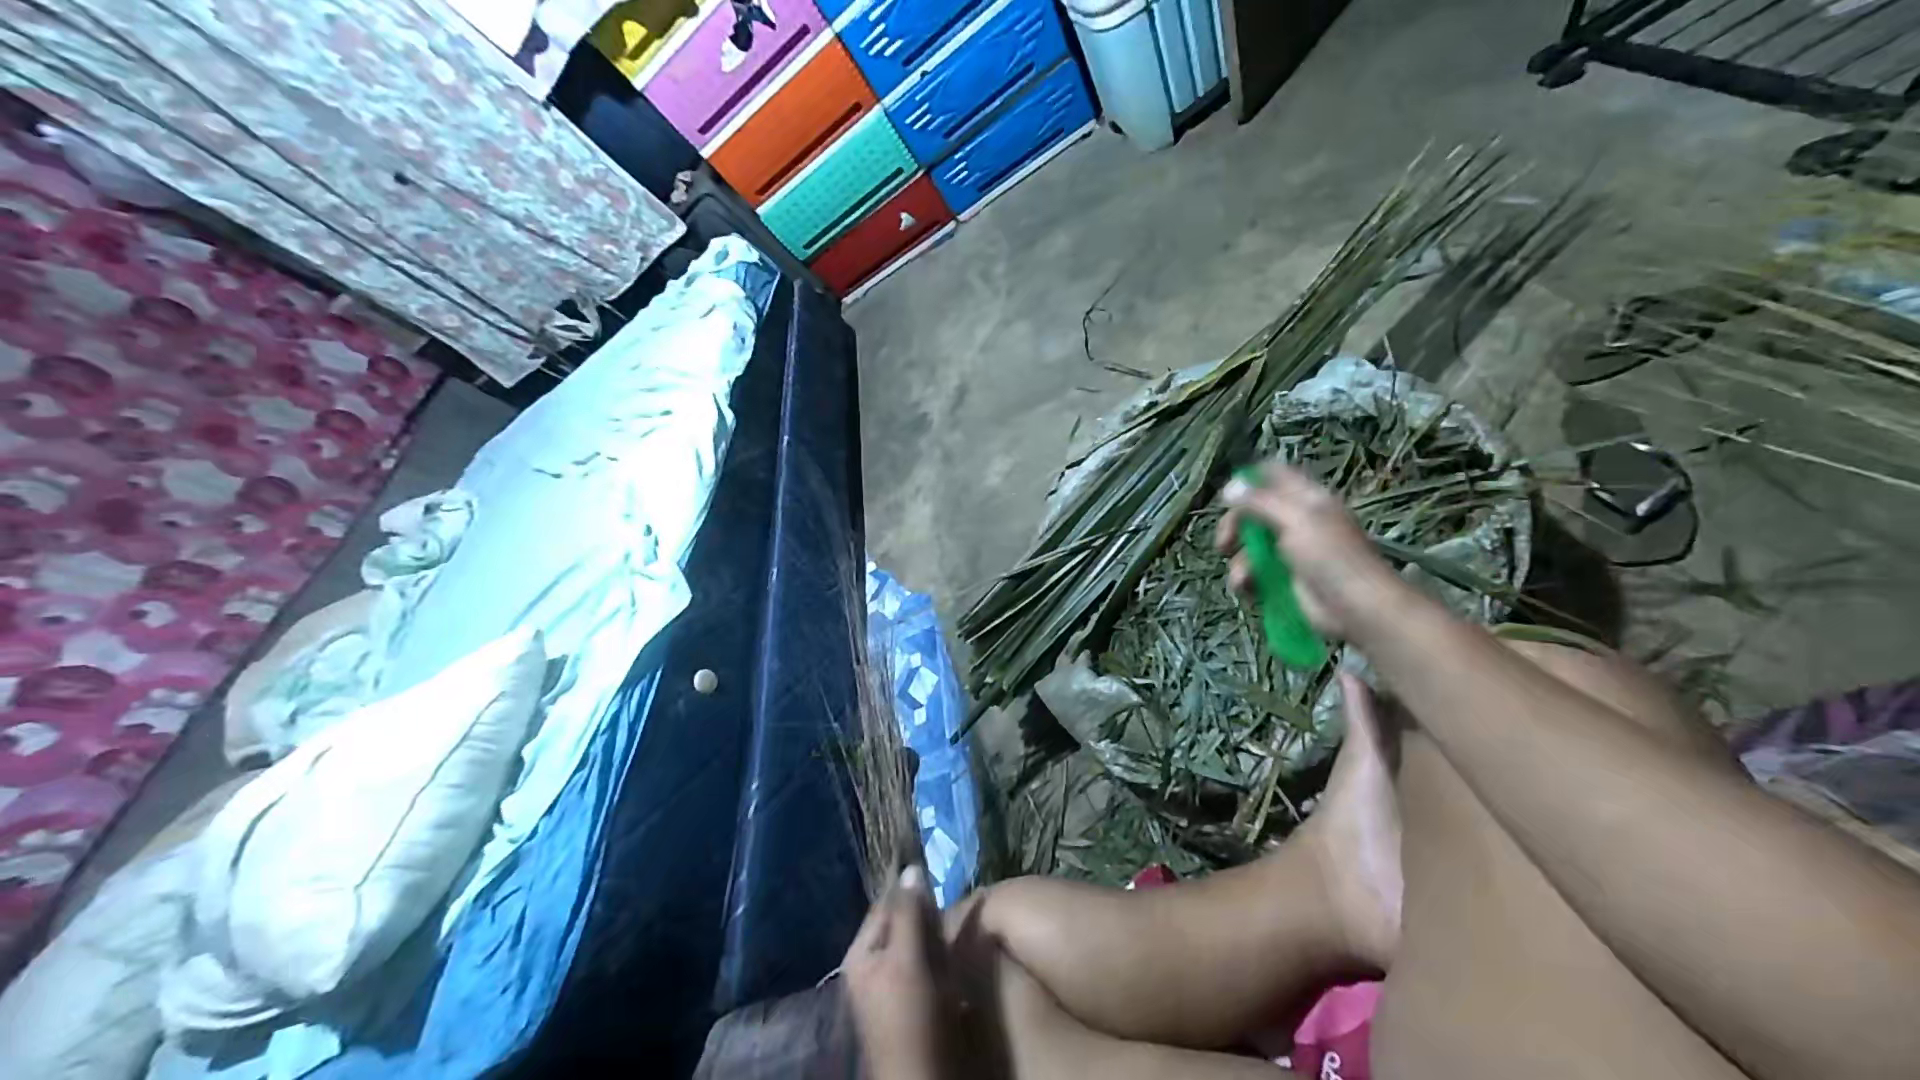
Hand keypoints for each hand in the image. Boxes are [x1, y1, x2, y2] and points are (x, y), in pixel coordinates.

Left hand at [843, 865, 954, 1079]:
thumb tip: (911, 868)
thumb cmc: (910, 1018)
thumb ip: (909, 915)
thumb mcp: (908, 961)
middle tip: (949, 912)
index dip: (910, 891)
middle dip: (925, 916)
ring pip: (916, 944)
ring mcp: (890, 985)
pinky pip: (925, 966)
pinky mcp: (911, 1001)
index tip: (938, 881)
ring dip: (935, 937)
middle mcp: (870, 966)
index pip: (885, 905)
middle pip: (901, 924)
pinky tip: (952, 962)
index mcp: (860, 953)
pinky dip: (939, 959)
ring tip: (952, 935)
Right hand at [1215, 462, 1403, 640]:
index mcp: (1306, 500)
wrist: (1356, 608)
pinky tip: (1247, 589)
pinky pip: (1252, 573)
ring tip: (1244, 578)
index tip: (1227, 496)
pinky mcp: (1282, 580)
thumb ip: (1260, 502)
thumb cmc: (1331, 557)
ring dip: (1239, 562)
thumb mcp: (1296, 520)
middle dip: (1234, 527)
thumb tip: (1229, 487)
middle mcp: (1296, 522)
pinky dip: (1245, 581)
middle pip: (1252, 513)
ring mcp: (1288, 553)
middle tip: (1225, 543)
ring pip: (1248, 547)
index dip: (1249, 480)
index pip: (1274, 476)